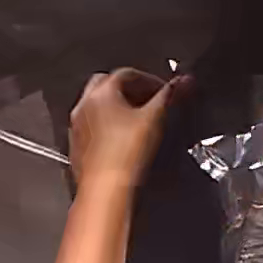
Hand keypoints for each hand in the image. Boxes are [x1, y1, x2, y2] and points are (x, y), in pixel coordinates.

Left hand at [69, 69, 188, 192]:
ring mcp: (76, 126)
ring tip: (140, 117)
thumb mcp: (156, 116)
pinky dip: (108, 123)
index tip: (165, 90)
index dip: (150, 79)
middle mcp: (83, 105)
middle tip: (150, 98)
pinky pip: (93, 124)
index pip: (127, 73)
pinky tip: (126, 136)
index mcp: (100, 93)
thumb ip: (171, 94)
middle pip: (107, 84)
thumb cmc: (128, 151)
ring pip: (97, 104)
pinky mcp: (77, 145)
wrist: (105, 189)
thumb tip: (185, 80)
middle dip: (130, 88)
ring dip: (118, 105)